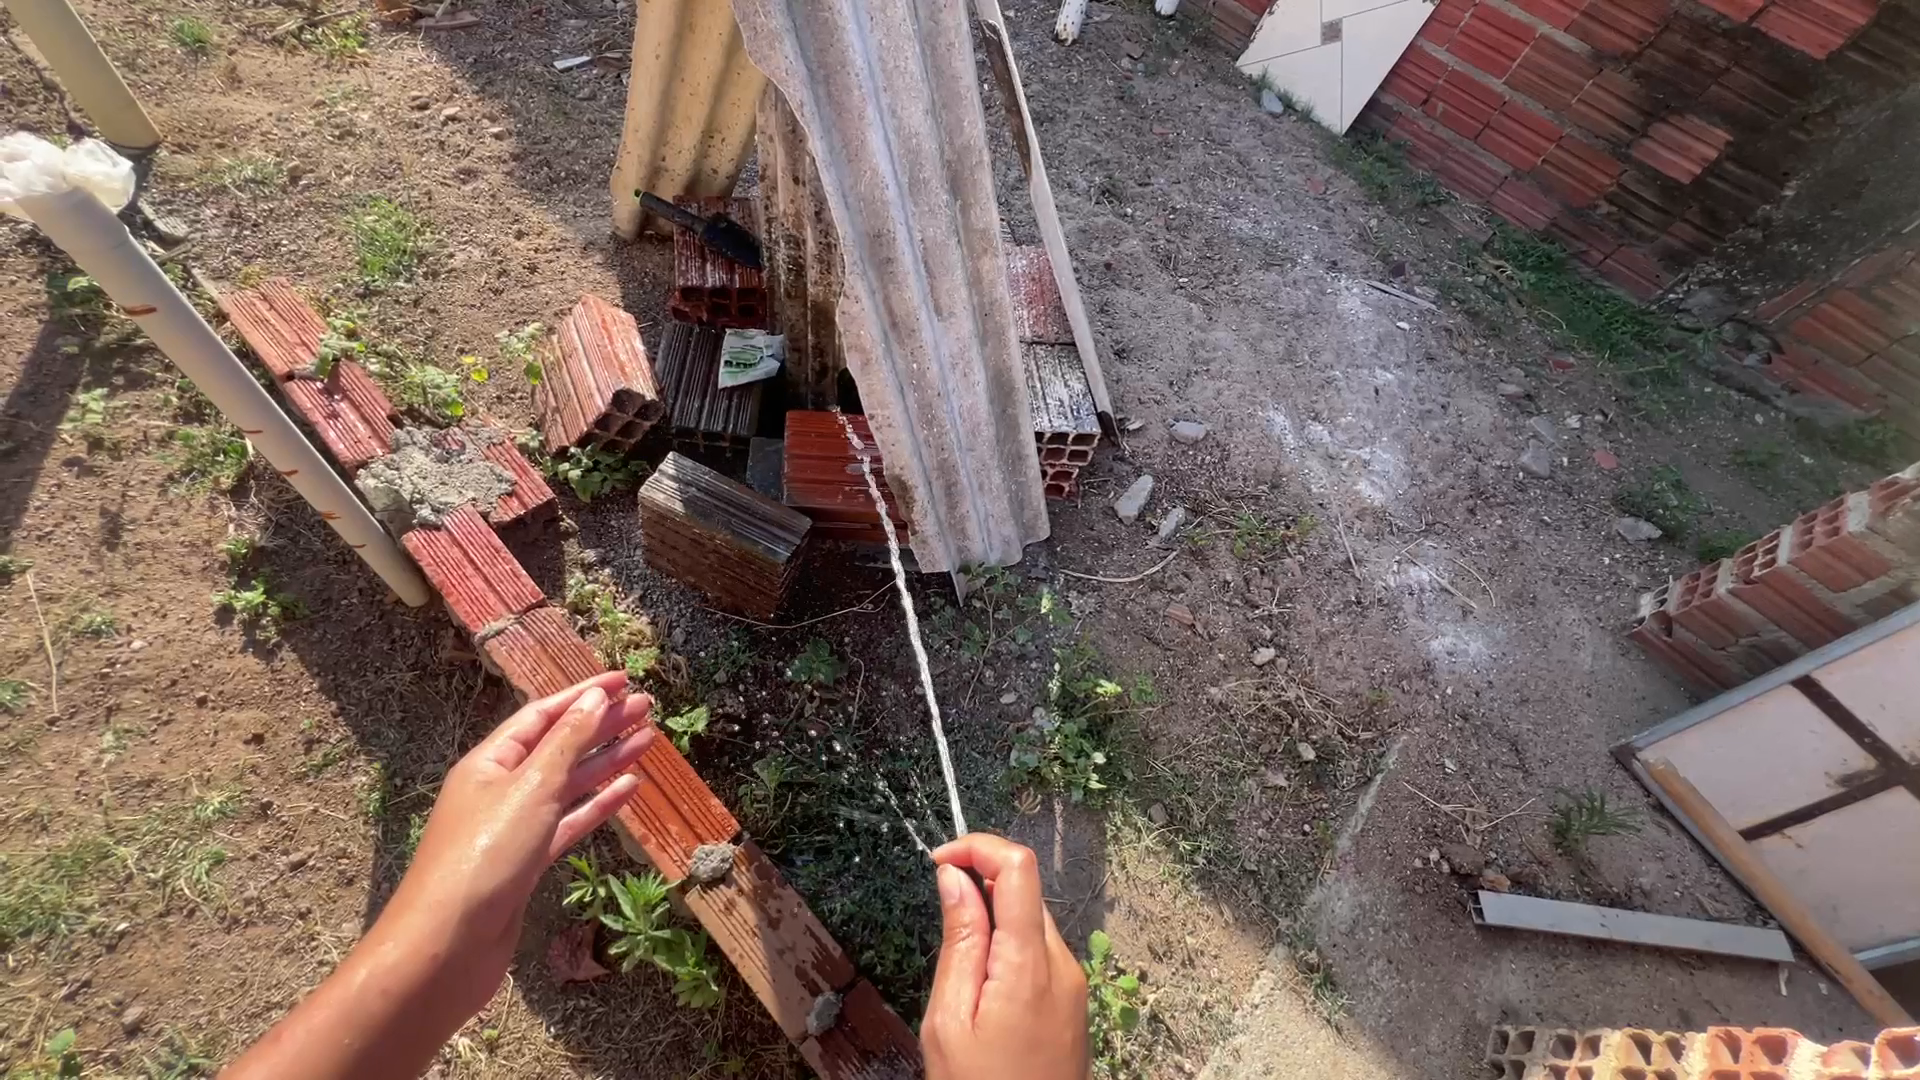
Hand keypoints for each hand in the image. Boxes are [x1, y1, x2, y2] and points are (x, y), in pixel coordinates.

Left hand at [377, 672, 655, 1014]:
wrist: (445, 950)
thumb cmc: (485, 857)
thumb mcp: (531, 788)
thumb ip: (567, 742)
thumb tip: (595, 698)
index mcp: (490, 763)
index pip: (543, 715)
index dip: (583, 694)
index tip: (625, 680)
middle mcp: (502, 788)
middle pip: (560, 745)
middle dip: (603, 724)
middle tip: (647, 707)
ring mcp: (516, 825)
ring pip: (570, 782)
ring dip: (608, 760)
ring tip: (648, 739)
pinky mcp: (530, 859)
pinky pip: (571, 820)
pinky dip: (599, 803)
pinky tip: (629, 788)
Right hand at [923, 834, 1087, 1079]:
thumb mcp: (949, 1019)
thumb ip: (959, 939)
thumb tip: (955, 874)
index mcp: (1030, 964)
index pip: (1019, 866)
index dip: (979, 846)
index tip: (939, 861)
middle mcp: (1062, 963)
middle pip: (1025, 889)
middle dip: (981, 882)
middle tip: (943, 913)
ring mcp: (1073, 983)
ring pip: (1031, 917)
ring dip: (994, 914)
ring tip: (960, 965)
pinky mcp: (1073, 999)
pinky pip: (1039, 948)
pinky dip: (1009, 941)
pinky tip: (984, 982)